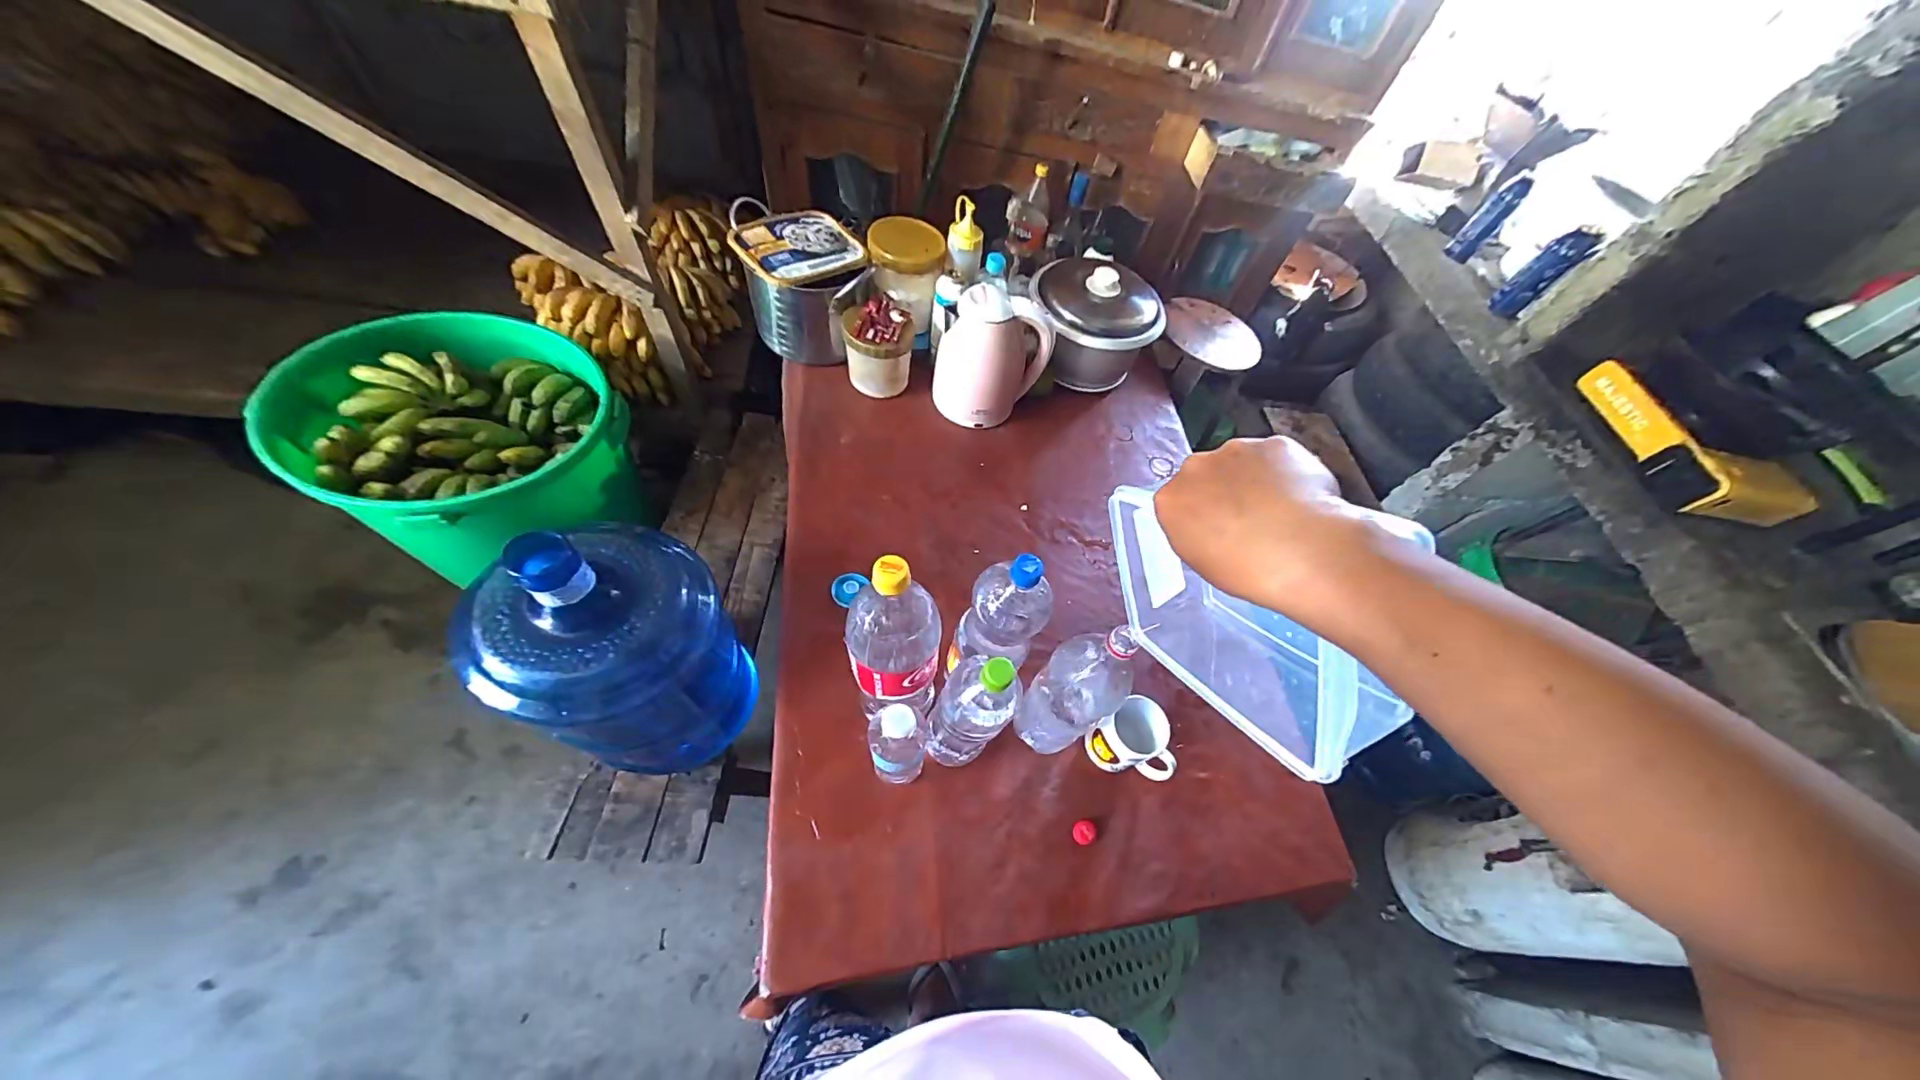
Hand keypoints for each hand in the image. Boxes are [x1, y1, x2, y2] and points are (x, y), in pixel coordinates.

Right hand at [1153, 437, 1401, 616]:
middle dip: (1223, 489)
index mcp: (1171, 500)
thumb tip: (1209, 527)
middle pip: (1205, 474)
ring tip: (1278, 512)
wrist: (1301, 552)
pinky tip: (1298, 499)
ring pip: (1241, 461)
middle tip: (1247, 519)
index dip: (1199, 513)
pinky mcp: (1275, 444)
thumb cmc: (1249, 568)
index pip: (1178, 499)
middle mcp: (1196, 467)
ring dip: (1254, 478)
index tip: (1215, 526)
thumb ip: (1195, 532)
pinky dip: (1286, 471)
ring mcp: (1236, 450)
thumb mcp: (1202, 562)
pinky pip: (1276, 456)